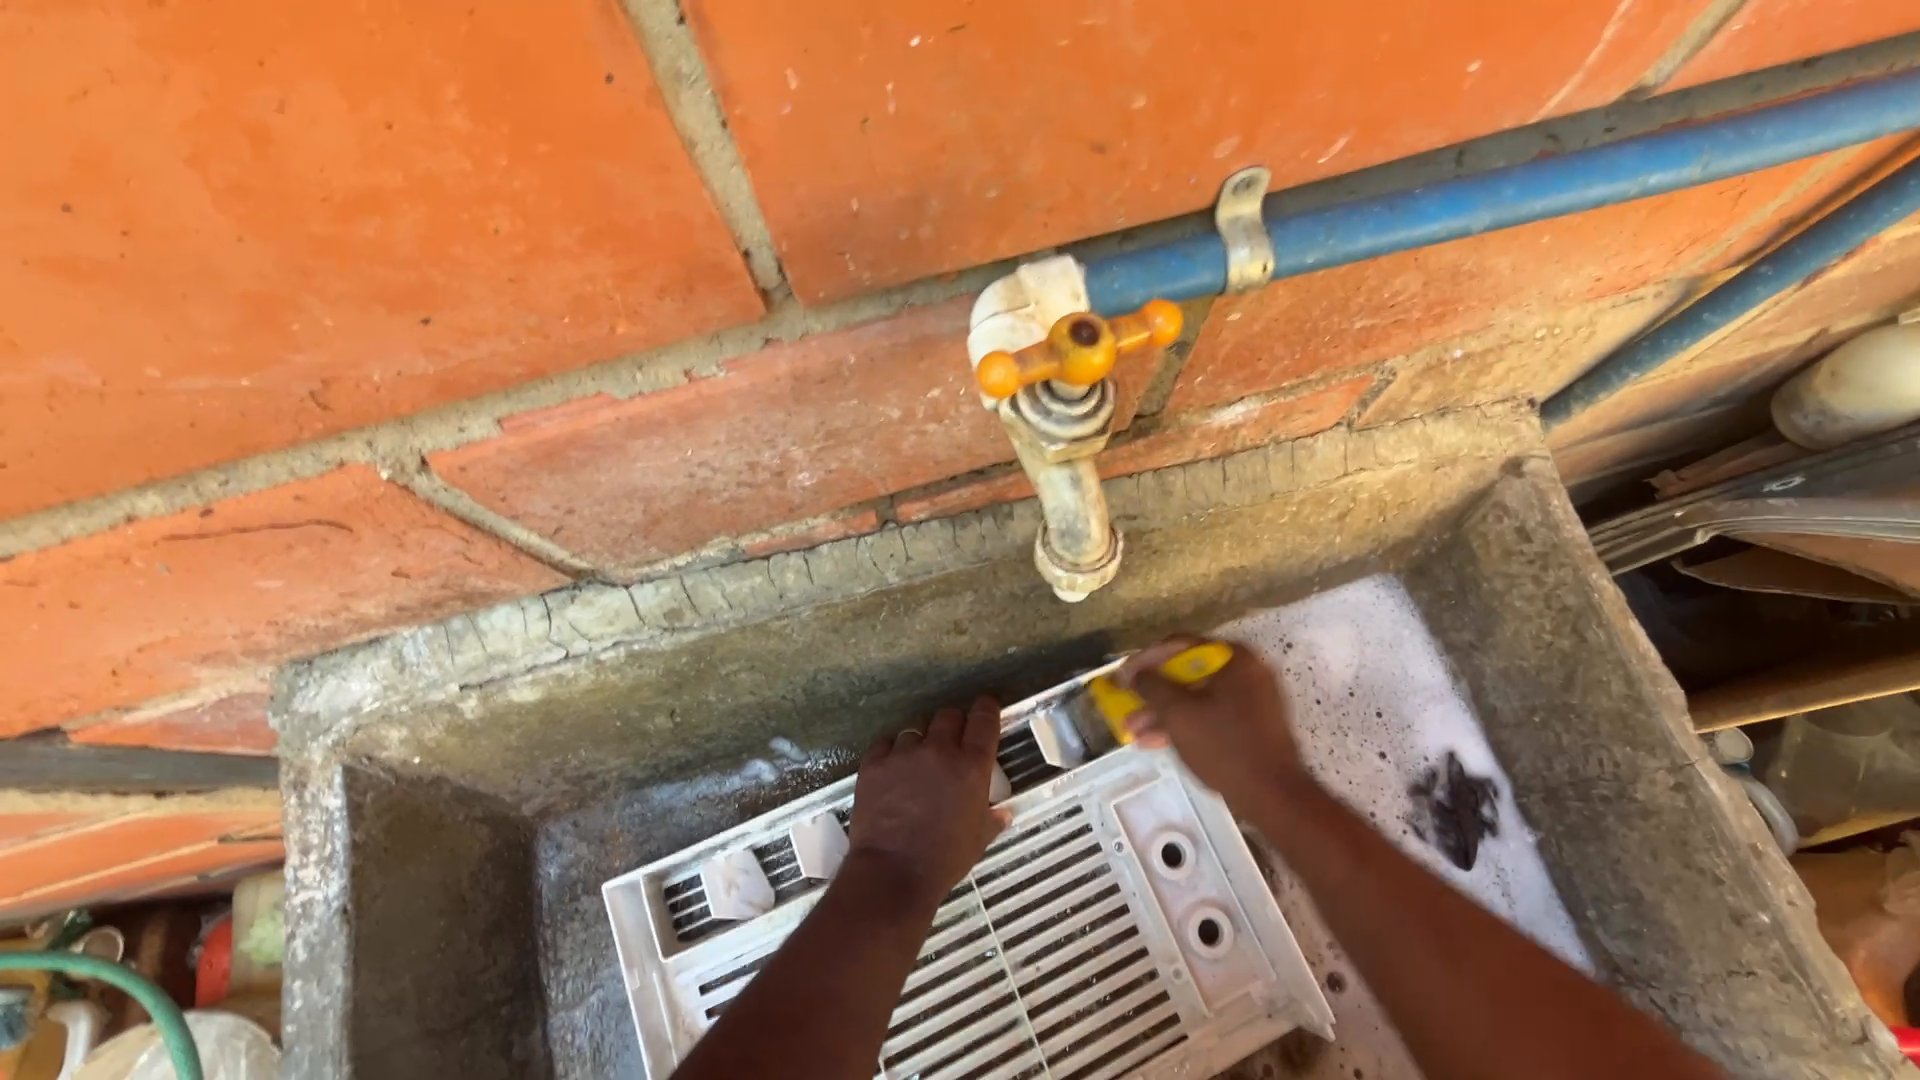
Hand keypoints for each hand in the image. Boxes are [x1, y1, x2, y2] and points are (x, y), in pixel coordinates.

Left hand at [848, 696, 1010, 907]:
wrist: (891, 873)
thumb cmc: (944, 860)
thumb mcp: (978, 840)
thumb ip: (991, 819)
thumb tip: (1002, 813)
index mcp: (971, 766)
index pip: (984, 719)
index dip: (987, 709)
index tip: (986, 709)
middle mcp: (939, 750)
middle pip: (949, 715)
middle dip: (954, 723)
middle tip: (952, 741)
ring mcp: (904, 754)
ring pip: (916, 727)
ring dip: (922, 738)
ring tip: (919, 758)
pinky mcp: (874, 763)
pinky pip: (886, 742)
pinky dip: (892, 750)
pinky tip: (893, 766)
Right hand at [1118, 636, 1316, 813]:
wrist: (1274, 795)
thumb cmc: (1225, 747)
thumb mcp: (1178, 714)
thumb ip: (1151, 687)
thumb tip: (1135, 674)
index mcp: (1233, 657)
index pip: (1178, 645)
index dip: (1144, 660)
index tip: (1123, 676)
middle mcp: (1246, 669)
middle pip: (1188, 672)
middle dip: (1154, 693)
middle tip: (1128, 705)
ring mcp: (1253, 697)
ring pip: (1198, 696)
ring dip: (1165, 712)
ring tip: (1135, 731)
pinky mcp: (1253, 722)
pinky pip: (1213, 713)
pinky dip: (1187, 723)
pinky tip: (1158, 741)